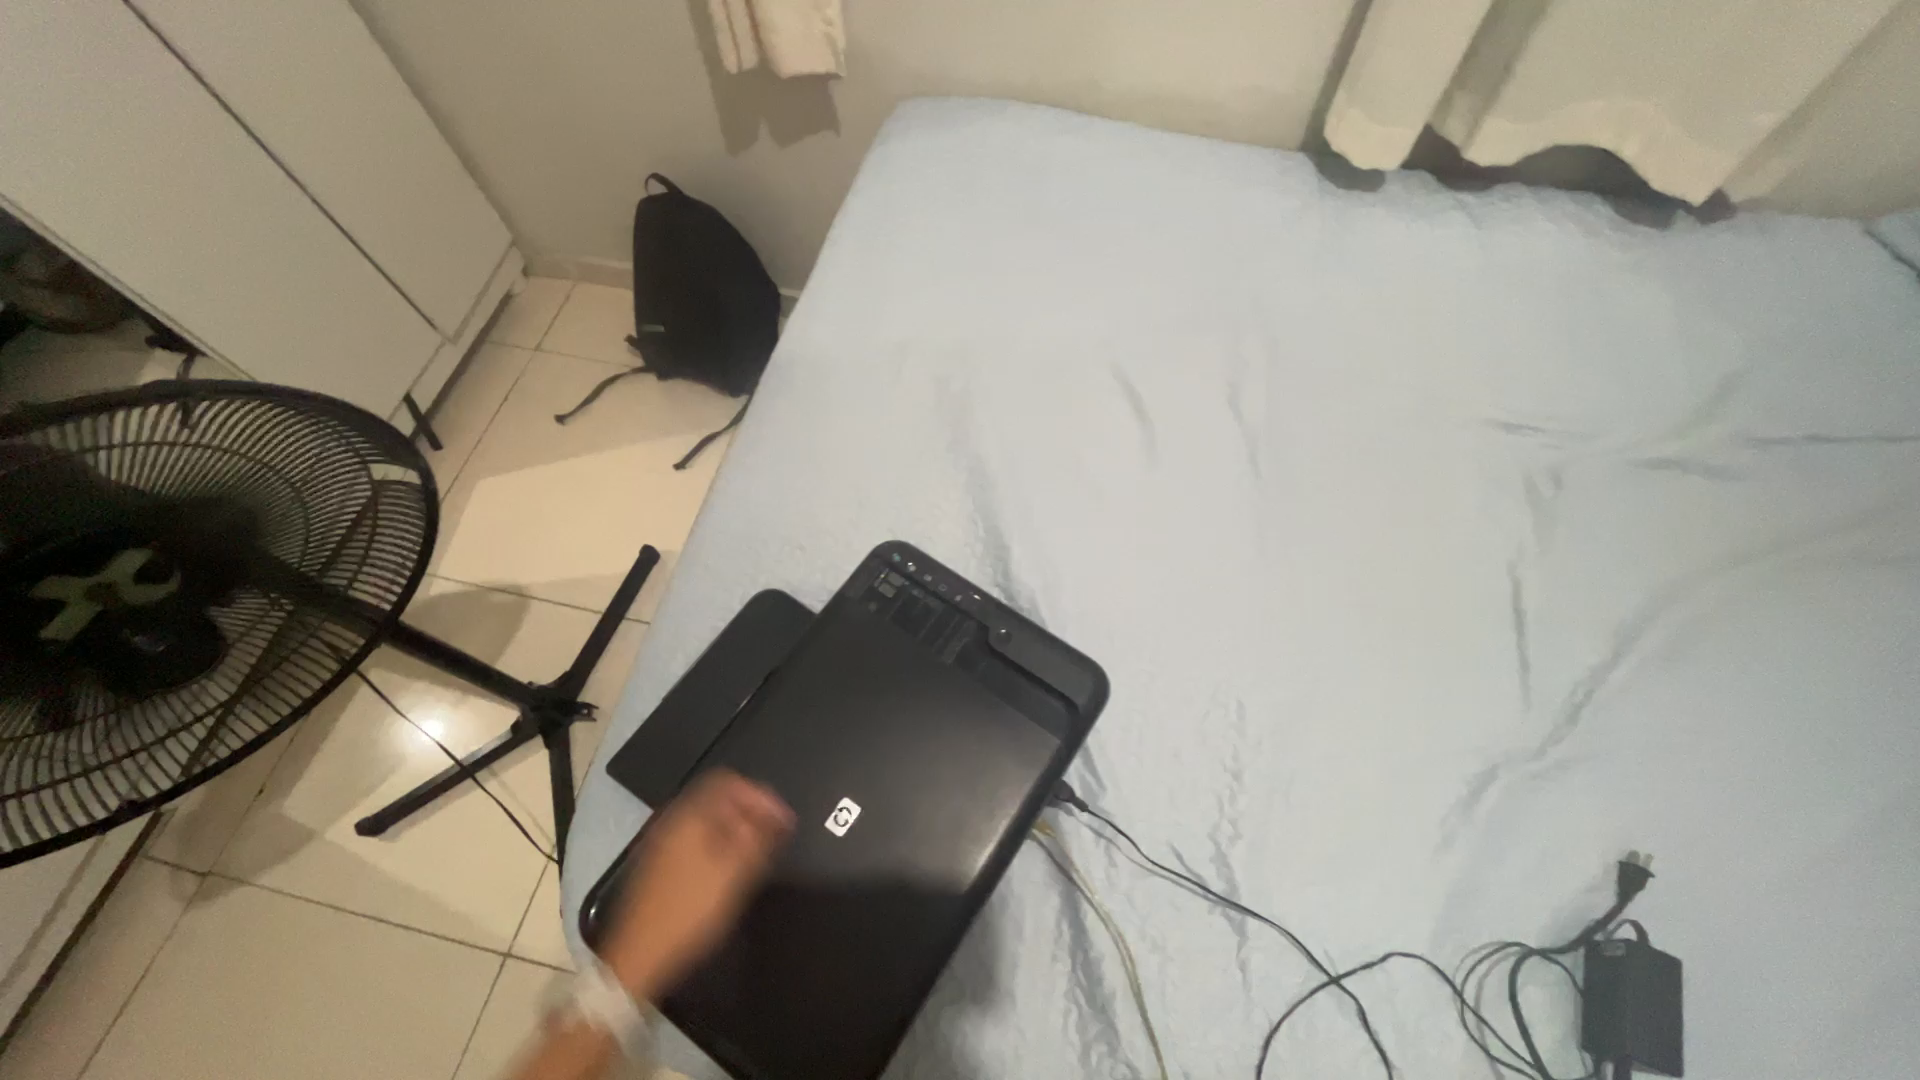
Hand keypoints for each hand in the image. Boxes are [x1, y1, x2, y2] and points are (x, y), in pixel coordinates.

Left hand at [601, 769, 793, 999]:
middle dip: (749, 810)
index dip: (759, 793)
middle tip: (773, 832)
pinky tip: (731, 866)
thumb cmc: (690, 911)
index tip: (781, 816)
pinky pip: (695, 838)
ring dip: (736, 827)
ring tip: (757, 850)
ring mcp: (662, 842)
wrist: (638, 956)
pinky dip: (718, 842)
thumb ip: (758, 837)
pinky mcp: (660, 864)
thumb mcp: (733, 874)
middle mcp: (673, 821)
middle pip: (716, 798)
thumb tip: (778, 814)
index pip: (727, 781)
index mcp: (690, 816)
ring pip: (706, 819)